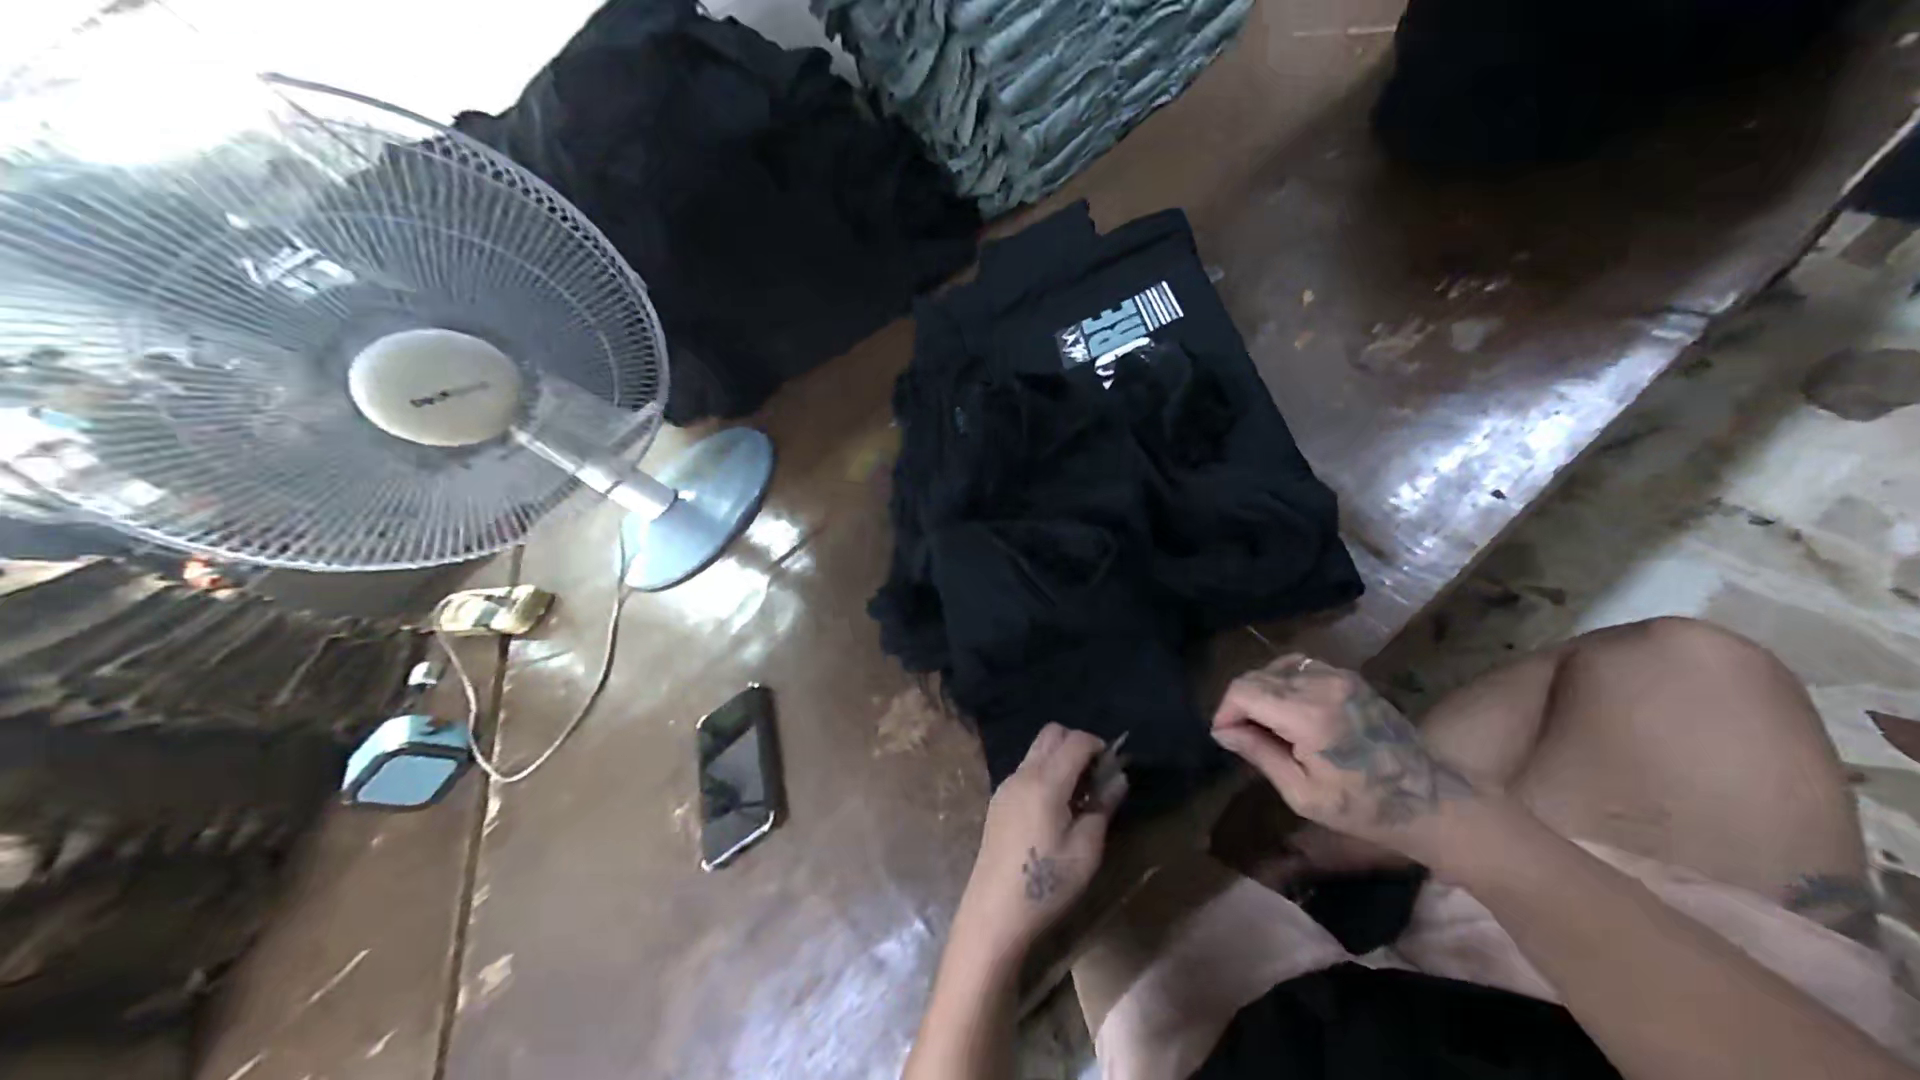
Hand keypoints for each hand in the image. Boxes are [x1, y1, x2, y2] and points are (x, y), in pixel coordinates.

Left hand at [951, 724, 1126, 960]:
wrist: (994, 912)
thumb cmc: (1046, 884)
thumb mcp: (1086, 850)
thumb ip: (1102, 806)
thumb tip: (1117, 778)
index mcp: (1045, 781)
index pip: (1075, 740)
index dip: (1098, 746)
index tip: (1114, 767)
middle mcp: (1022, 774)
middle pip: (1051, 734)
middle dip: (1077, 744)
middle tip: (1096, 776)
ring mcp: (1006, 786)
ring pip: (1036, 751)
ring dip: (1060, 758)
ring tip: (1078, 795)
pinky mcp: (999, 801)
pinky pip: (1026, 770)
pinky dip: (1045, 773)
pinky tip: (1055, 808)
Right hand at [1210, 654, 1473, 859]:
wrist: (1430, 801)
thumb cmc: (1364, 808)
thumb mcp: (1302, 794)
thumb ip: (1259, 753)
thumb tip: (1222, 731)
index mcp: (1310, 716)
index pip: (1244, 690)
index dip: (1225, 711)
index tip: (1225, 736)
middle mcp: (1323, 685)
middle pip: (1256, 676)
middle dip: (1240, 704)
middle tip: (1243, 736)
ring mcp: (1340, 676)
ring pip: (1275, 668)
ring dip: (1261, 692)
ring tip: (1265, 724)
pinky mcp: (1349, 677)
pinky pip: (1299, 667)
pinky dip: (1282, 684)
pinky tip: (1287, 711)